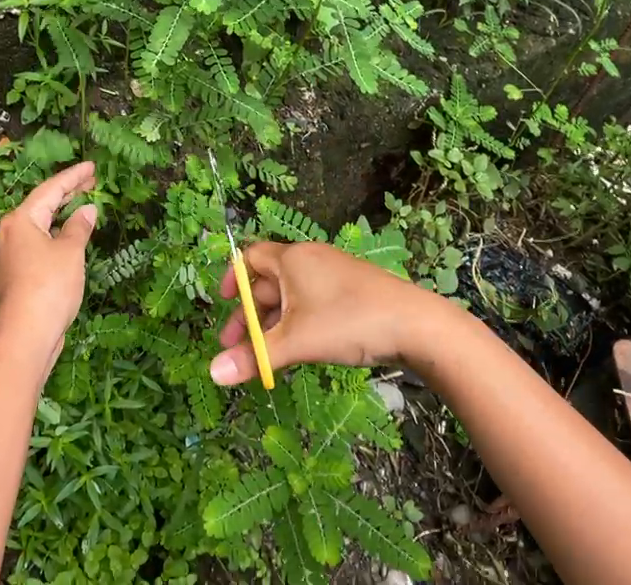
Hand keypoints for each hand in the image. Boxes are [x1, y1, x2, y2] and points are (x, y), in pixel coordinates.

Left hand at [0, 161, 98, 370]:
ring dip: (61, 215)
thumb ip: (79, 227)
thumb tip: (87, 210)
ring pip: (39, 225)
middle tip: (91, 181)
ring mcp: (10, 254)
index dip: (73, 177)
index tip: (91, 166)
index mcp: (20, 220)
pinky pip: (38, 243)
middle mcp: (10, 232)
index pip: (50, 189)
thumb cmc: (48, 287)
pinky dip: (55, 235)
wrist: (24, 336)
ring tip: (83, 205)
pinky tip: (69, 238)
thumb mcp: (70, 252)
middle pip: (42, 205)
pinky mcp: (16, 274)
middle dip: (67, 193)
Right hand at [209, 241, 433, 386]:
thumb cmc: (349, 322)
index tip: (223, 304)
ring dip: (273, 324)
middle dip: (250, 315)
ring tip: (264, 356)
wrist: (417, 326)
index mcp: (293, 258)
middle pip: (268, 282)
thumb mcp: (296, 342)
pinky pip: (312, 303)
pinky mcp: (352, 293)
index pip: (250, 257)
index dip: (233, 279)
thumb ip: (255, 357)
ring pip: (291, 296)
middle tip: (236, 348)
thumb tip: (213, 373)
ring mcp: (334, 275)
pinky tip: (298, 350)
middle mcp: (311, 260)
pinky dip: (297, 323)